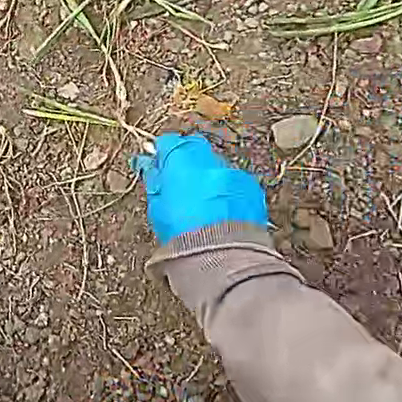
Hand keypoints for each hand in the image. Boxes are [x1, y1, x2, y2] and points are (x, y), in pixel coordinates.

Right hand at [132, 133, 268, 242]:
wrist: (222, 258)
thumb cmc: (183, 235)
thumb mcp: (158, 208)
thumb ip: (155, 180)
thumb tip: (149, 164)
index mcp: (182, 161)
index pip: (169, 143)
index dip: (163, 153)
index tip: (159, 166)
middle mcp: (210, 161)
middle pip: (195, 150)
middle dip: (187, 162)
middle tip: (180, 184)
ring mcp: (233, 174)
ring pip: (216, 167)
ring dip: (208, 178)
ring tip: (203, 204)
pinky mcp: (252, 189)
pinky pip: (235, 183)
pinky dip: (227, 191)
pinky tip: (221, 212)